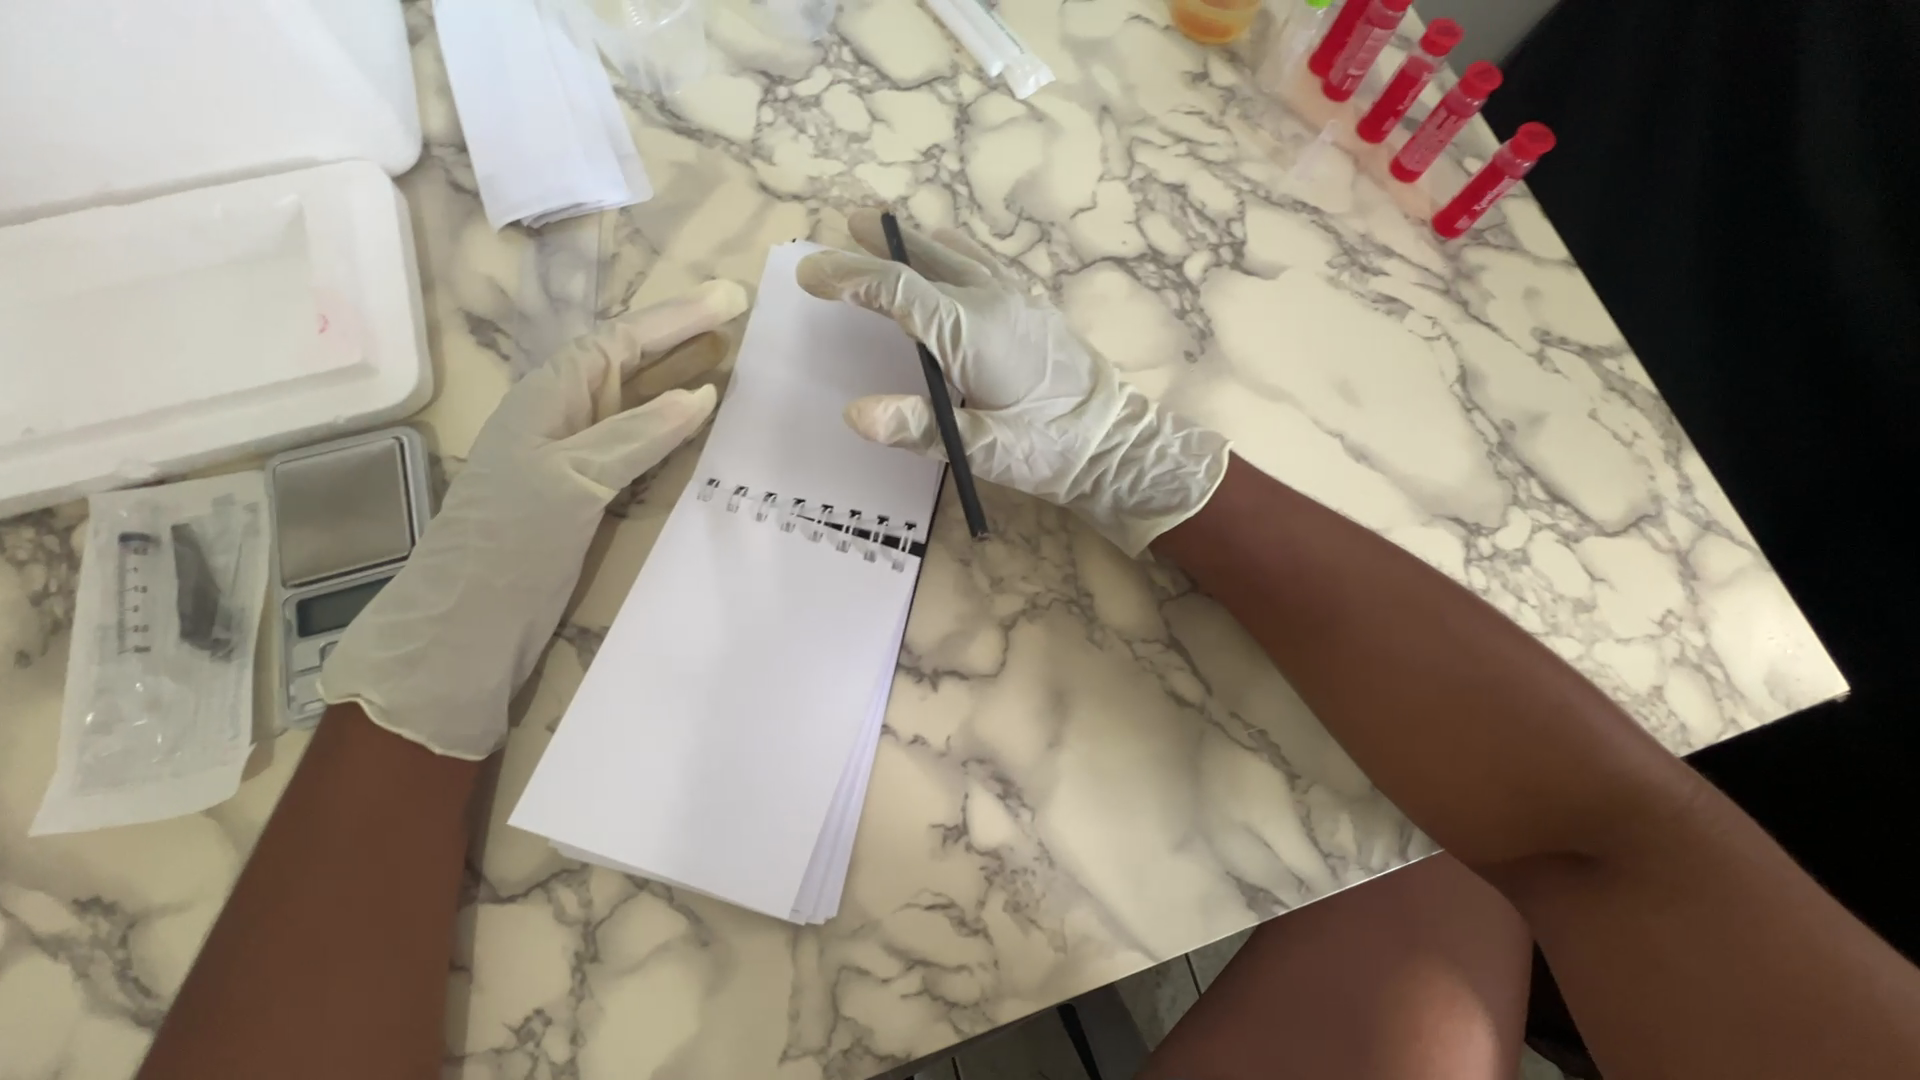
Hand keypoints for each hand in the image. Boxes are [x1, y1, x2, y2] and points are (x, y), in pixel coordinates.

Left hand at [321, 281, 748, 758]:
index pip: (622, 341)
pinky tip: (701, 431)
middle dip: (682, 337)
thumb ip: (638, 432)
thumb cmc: (513, 540)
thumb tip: (700, 392)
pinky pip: (642, 445)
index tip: (730, 298)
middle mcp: (566, 416)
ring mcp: (578, 456)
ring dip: (681, 378)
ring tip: (729, 361)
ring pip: (639, 403)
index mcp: (552, 396)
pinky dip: (675, 430)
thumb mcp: (576, 477)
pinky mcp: (590, 494)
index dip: (676, 317)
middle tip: (737, 316)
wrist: (470, 623)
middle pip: (631, 362)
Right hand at [797, 210, 1229, 555]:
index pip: (898, 291)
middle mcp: (991, 301)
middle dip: (878, 244)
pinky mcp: (1032, 306)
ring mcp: (1016, 298)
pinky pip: (983, 262)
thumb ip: (919, 429)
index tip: (810, 271)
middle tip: (843, 224)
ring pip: (955, 254)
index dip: (850, 276)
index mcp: (971, 332)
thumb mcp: (984, 449)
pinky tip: (949, 247)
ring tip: (883, 224)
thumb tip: (853, 414)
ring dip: (914, 240)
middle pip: (924, 259)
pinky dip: (953, 249)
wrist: (1117, 441)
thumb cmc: (1050, 448)